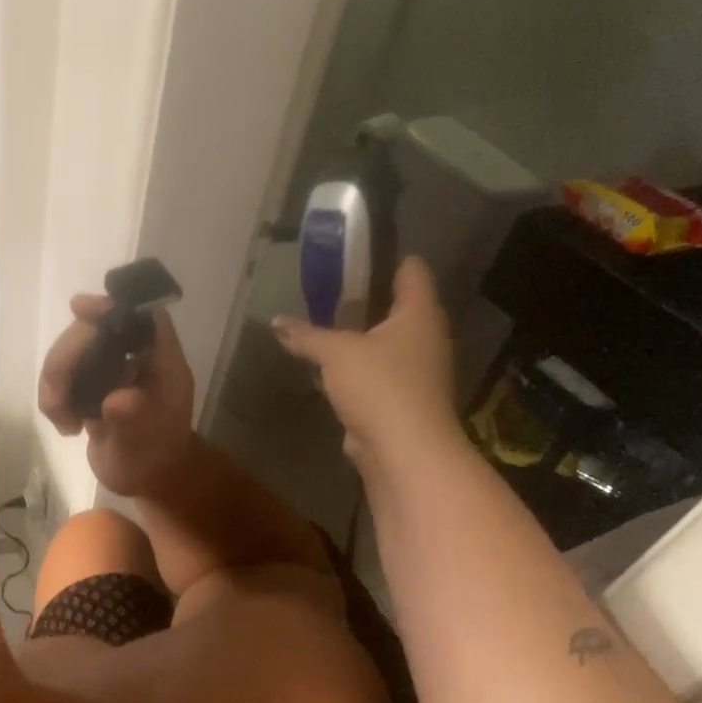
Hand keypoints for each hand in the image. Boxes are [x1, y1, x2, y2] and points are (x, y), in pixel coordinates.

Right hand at [38, 295, 195, 496]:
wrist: (145, 476)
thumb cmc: (157, 455)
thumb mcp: (150, 441)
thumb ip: (135, 418)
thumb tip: (116, 401)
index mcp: (159, 358)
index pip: (138, 316)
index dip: (109, 307)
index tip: (78, 308)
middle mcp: (132, 353)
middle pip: (90, 331)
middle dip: (65, 360)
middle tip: (56, 400)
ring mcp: (108, 366)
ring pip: (68, 353)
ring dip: (54, 382)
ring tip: (63, 421)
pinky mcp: (87, 382)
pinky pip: (59, 375)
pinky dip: (53, 398)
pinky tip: (66, 424)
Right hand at [272, 256, 459, 466]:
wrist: (404, 449)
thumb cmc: (379, 385)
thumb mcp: (335, 352)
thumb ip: (306, 334)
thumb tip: (276, 322)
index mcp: (420, 313)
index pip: (411, 270)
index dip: (387, 257)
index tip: (354, 253)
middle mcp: (425, 336)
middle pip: (398, 305)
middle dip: (365, 297)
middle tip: (327, 289)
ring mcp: (417, 369)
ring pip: (385, 340)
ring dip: (358, 335)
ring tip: (321, 324)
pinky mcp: (402, 397)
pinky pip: (377, 370)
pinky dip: (356, 366)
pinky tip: (328, 365)